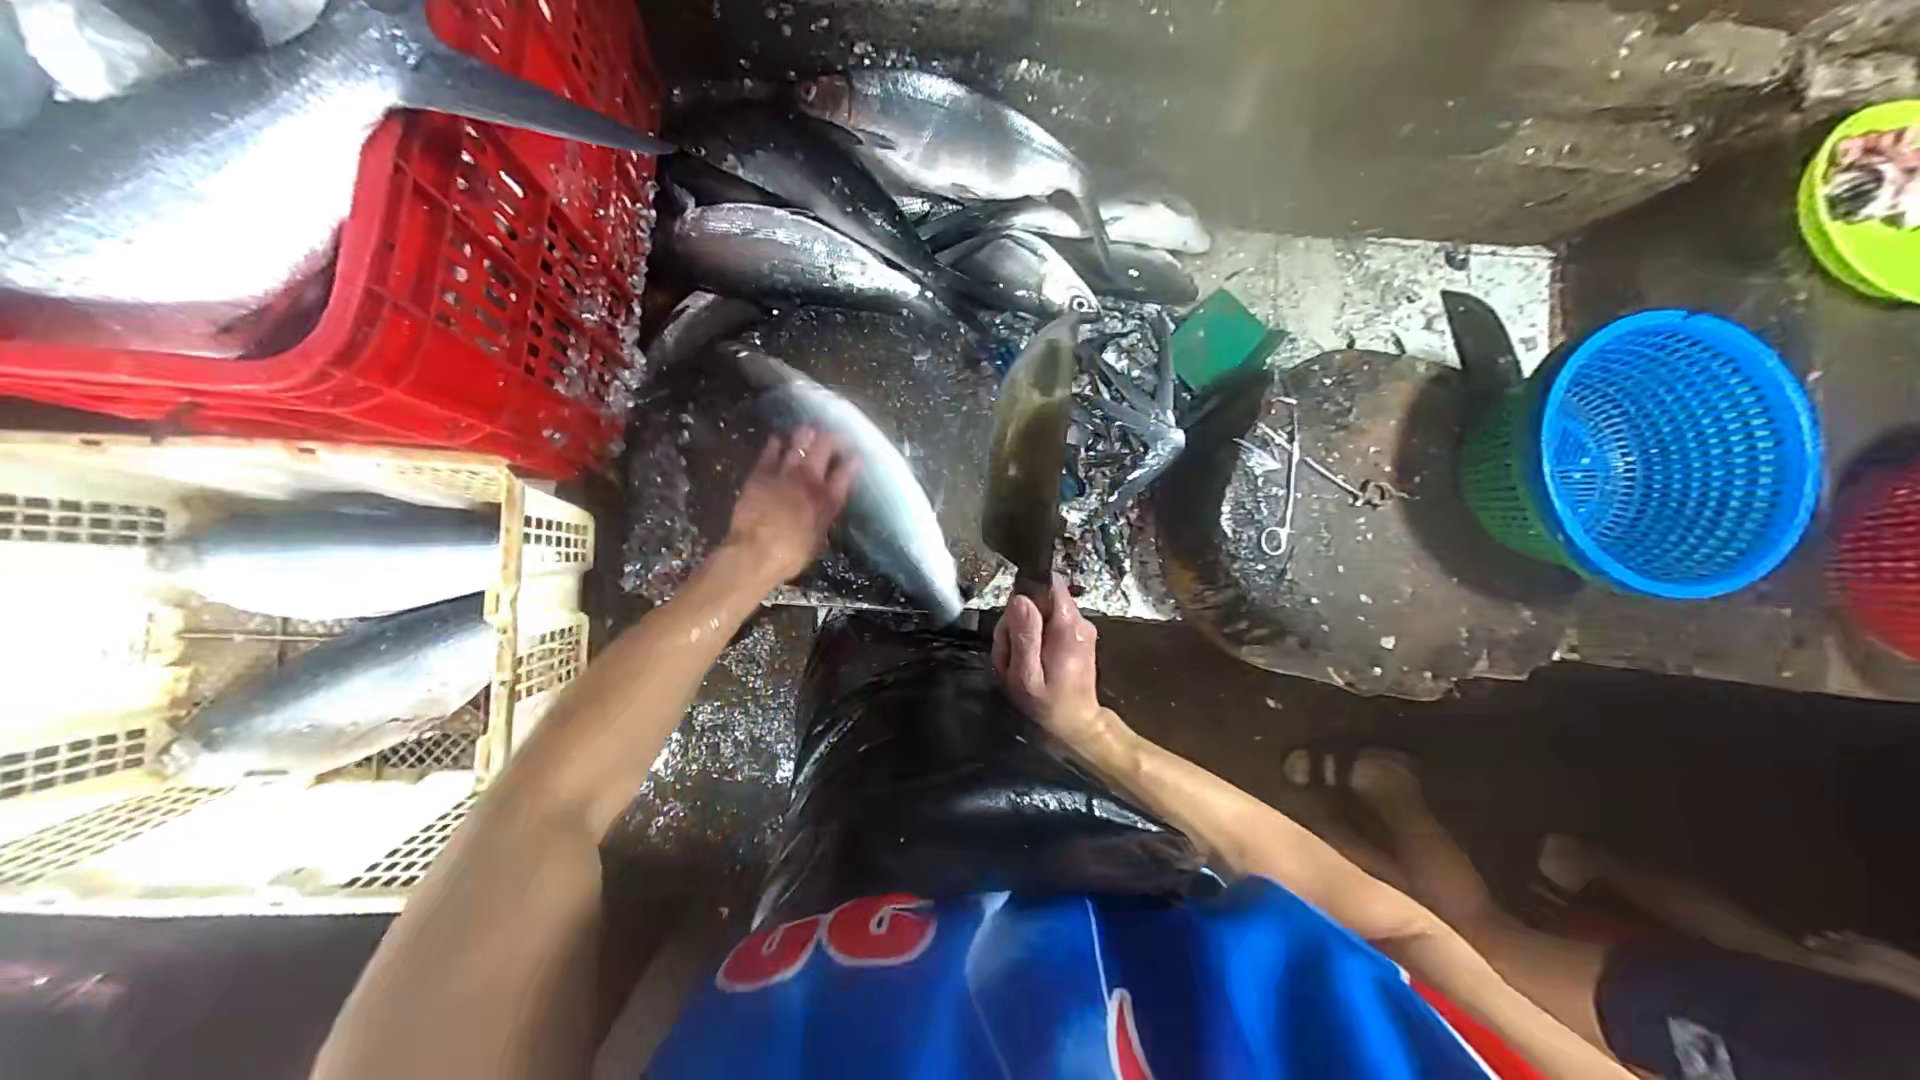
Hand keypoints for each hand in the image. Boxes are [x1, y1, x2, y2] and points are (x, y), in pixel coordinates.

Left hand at [725, 427, 859, 584]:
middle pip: (824, 447)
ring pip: (799, 442)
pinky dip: (776, 443)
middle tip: (833, 437)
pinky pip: (771, 450)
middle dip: (831, 438)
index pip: (846, 472)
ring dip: (806, 435)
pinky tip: (779, 440)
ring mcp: (785, 472)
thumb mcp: (818, 538)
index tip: (856, 455)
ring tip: (809, 431)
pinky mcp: (761, 472)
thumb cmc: (791, 554)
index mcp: (828, 499)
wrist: (755, 553)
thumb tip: (825, 507)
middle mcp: (809, 479)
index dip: (853, 461)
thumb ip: (824, 516)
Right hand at [992, 576, 1109, 749]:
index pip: (1048, 585)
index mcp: (1068, 627)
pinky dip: (1035, 639)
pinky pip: (1049, 624)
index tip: (1013, 624)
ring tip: (1020, 662)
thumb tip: (1019, 599)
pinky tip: (1032, 661)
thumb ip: (1023, 636)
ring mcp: (1080, 628)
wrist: (1076, 724)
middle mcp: (1079, 621)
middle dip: (1018, 621)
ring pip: (1042, 613)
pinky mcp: (1077, 635)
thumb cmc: (1048, 705)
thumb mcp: (1026, 676)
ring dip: (1024, 633)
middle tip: (1011, 654)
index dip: (1025, 598)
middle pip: (1040, 600)